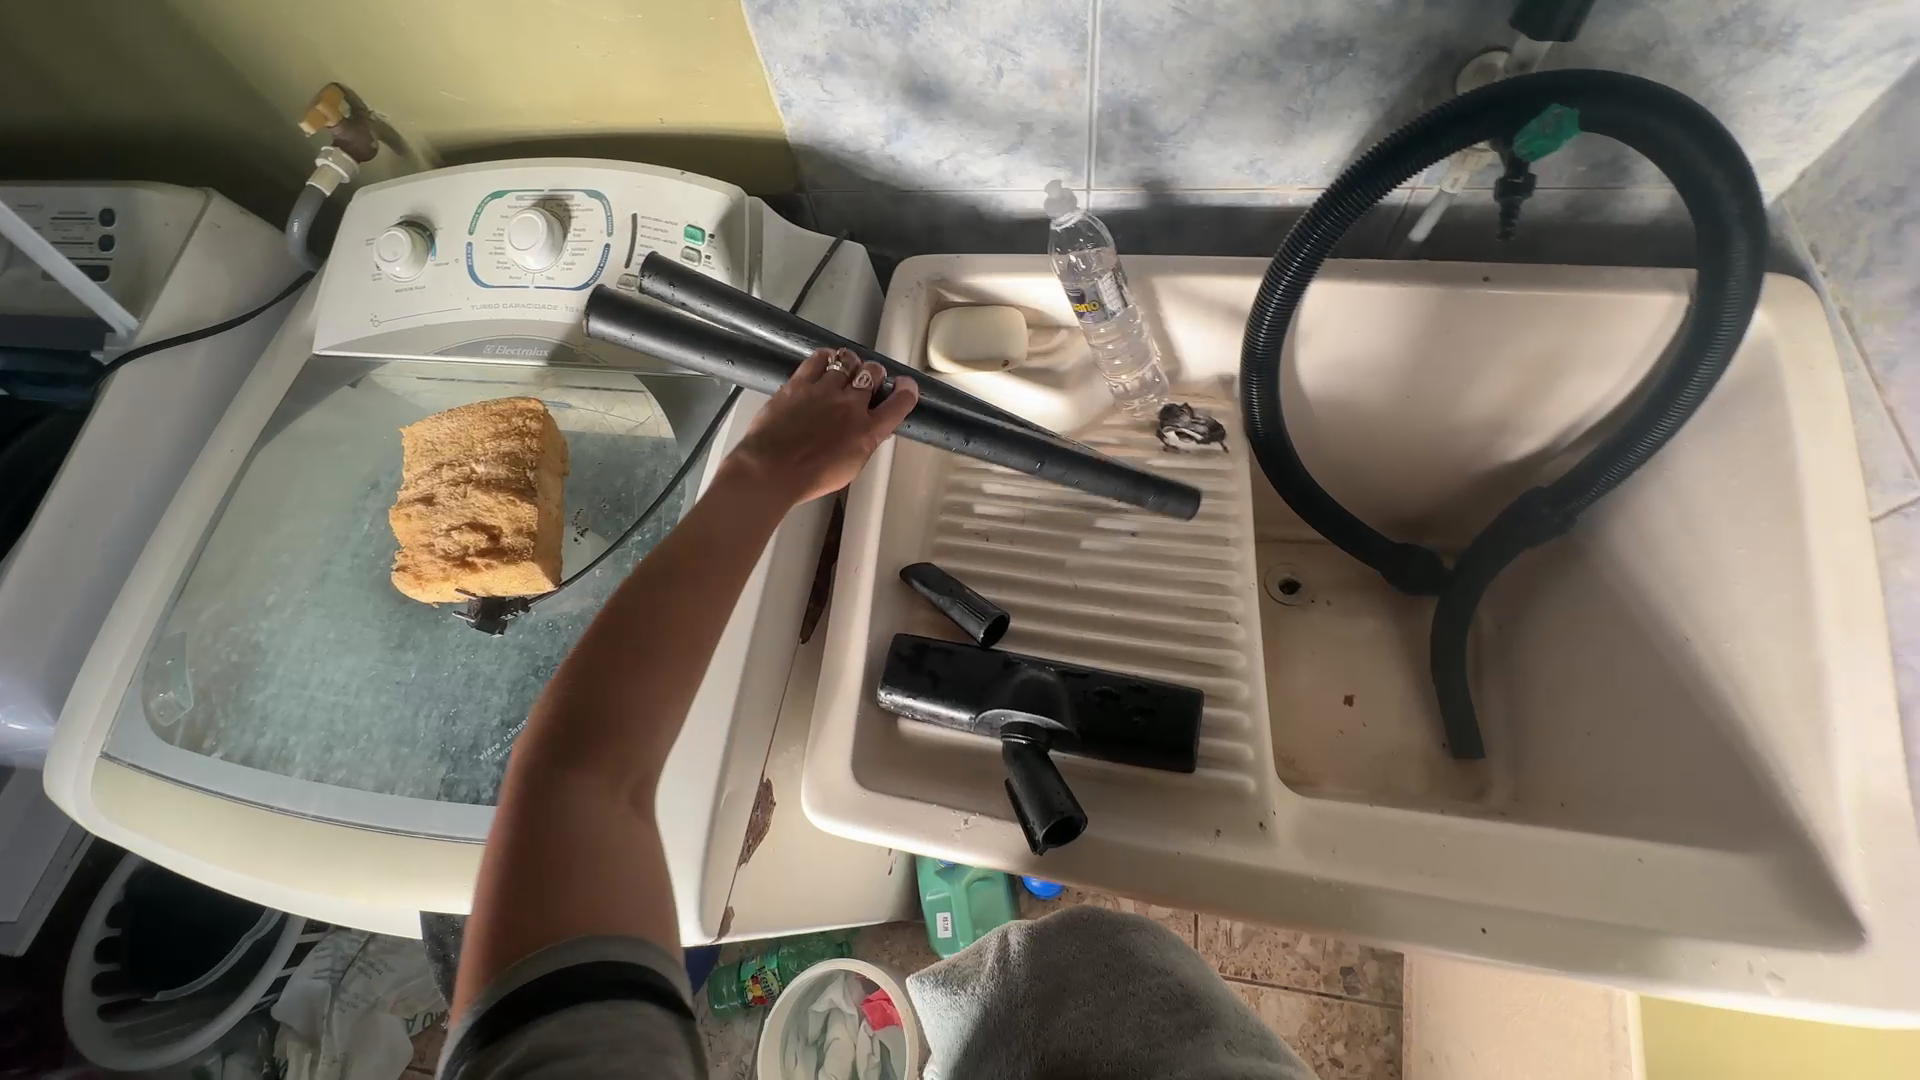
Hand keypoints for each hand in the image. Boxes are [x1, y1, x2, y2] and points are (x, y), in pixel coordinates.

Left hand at [722, 347, 919, 506]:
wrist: (771, 469)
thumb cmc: (811, 478)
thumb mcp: (850, 466)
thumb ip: (863, 442)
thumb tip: (870, 427)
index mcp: (867, 431)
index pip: (899, 403)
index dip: (907, 390)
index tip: (906, 385)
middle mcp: (851, 406)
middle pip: (873, 373)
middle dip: (874, 374)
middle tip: (867, 380)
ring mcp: (825, 391)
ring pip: (849, 361)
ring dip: (851, 364)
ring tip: (845, 370)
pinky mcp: (800, 383)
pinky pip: (820, 358)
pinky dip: (827, 358)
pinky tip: (826, 362)